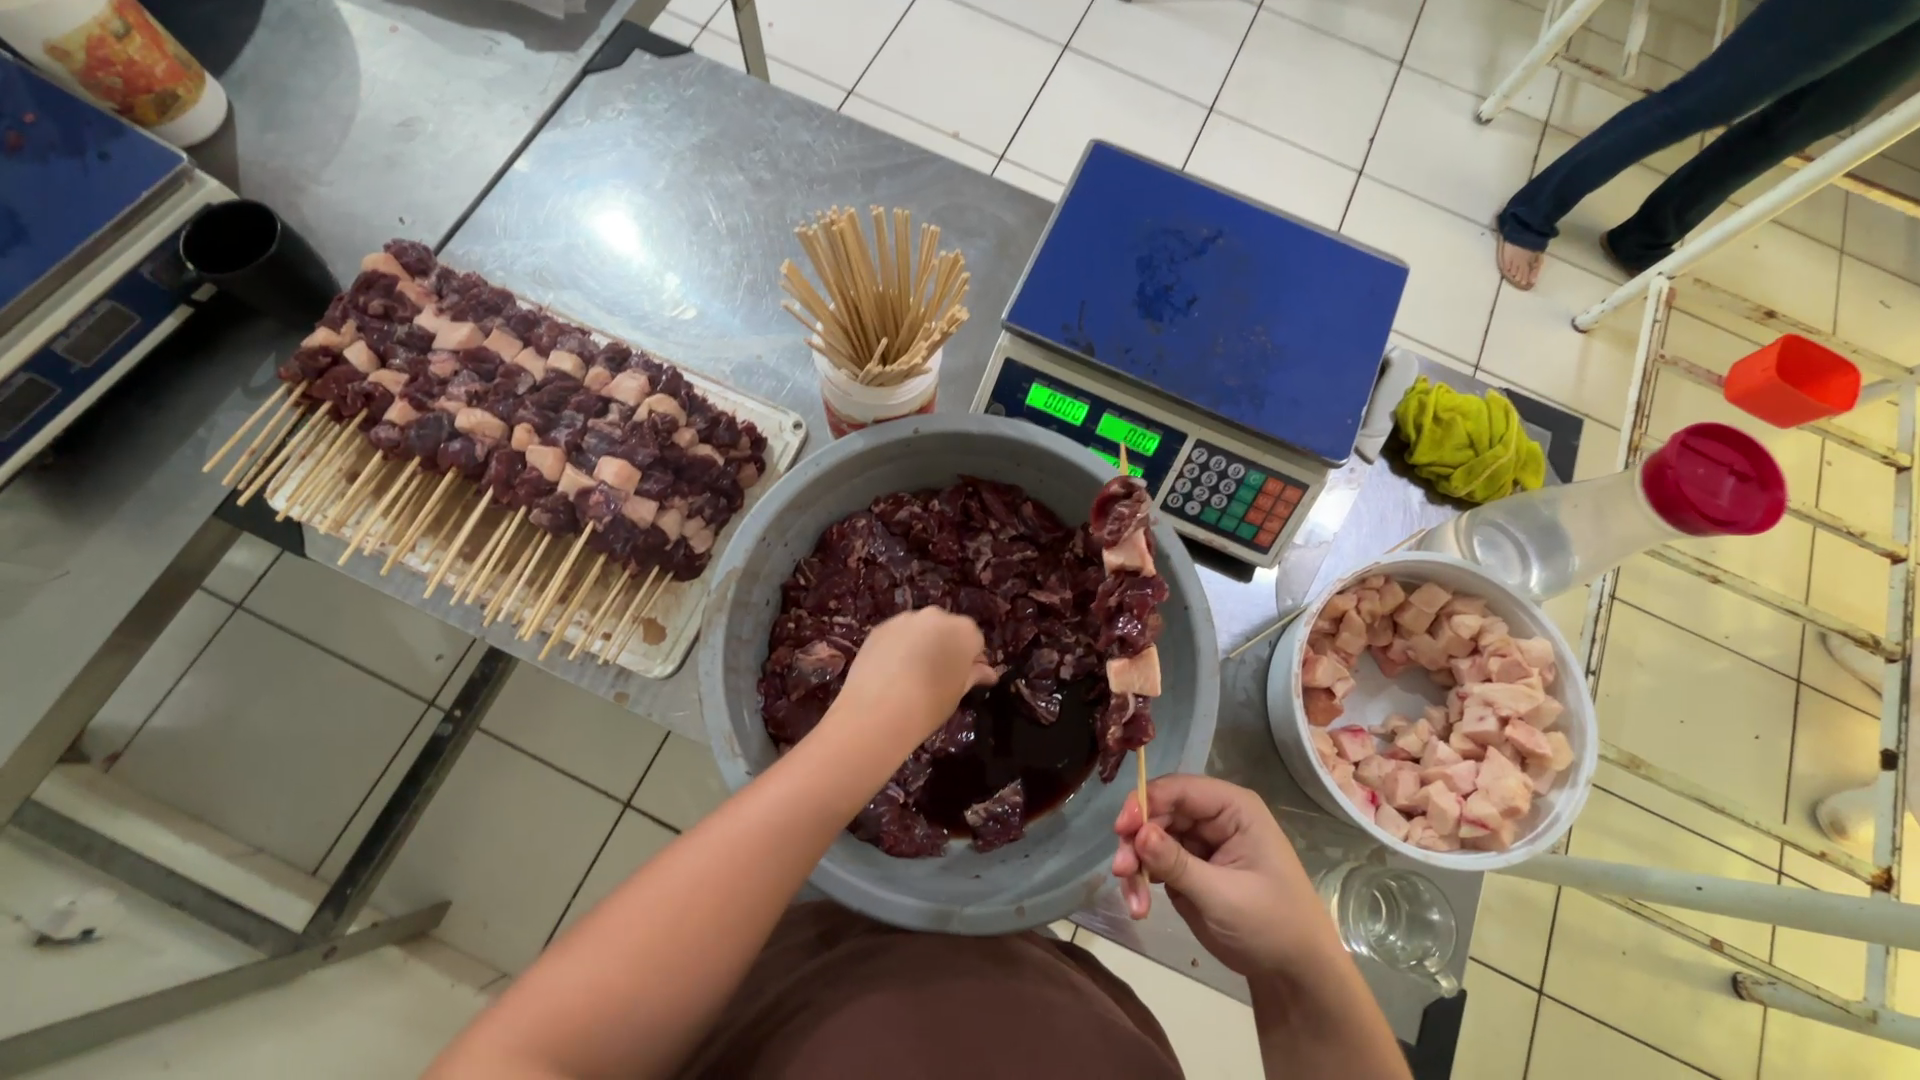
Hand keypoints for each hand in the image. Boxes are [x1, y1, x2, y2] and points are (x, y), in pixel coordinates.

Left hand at [829, 608, 998, 748]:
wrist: (877, 710)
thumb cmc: (929, 704)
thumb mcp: (958, 693)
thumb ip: (973, 676)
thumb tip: (987, 673)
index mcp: (964, 630)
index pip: (975, 641)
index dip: (971, 660)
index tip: (963, 678)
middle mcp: (936, 616)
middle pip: (948, 629)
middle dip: (946, 647)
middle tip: (938, 676)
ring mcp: (905, 619)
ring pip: (921, 630)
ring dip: (921, 645)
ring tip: (911, 675)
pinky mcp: (880, 627)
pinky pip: (897, 634)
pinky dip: (898, 647)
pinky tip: (891, 672)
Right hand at [1111, 775, 1339, 978]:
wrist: (1293, 973)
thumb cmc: (1272, 925)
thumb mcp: (1223, 896)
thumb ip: (1177, 863)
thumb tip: (1138, 833)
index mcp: (1233, 809)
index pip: (1179, 790)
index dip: (1146, 802)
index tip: (1121, 829)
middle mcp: (1213, 818)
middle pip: (1158, 813)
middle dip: (1136, 841)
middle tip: (1121, 871)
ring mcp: (1199, 844)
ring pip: (1150, 838)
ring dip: (1136, 866)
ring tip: (1135, 903)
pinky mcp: (1188, 869)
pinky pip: (1154, 863)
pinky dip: (1141, 882)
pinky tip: (1139, 908)